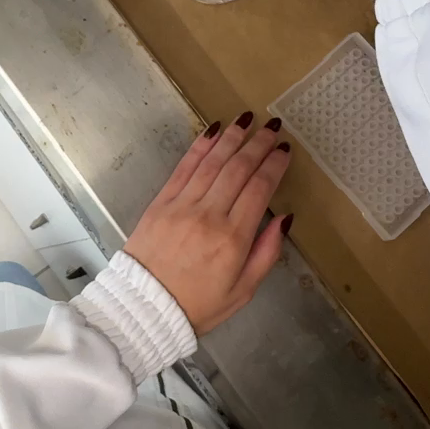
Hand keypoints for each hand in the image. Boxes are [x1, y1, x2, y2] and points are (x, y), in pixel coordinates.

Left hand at [124, 113, 293, 335]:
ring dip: (232, 138)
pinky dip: (199, 147)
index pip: (259, 189)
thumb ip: (267, 253)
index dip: (274, 166)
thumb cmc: (197, 305)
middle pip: (237, 169)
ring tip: (247, 120)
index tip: (285, 151)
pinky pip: (183, 168)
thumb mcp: (243, 290)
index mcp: (233, 239)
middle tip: (272, 127)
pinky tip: (213, 132)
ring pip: (211, 163)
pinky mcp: (161, 202)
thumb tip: (285, 218)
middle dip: (258, 144)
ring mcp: (182, 205)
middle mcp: (208, 215)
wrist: (144, 308)